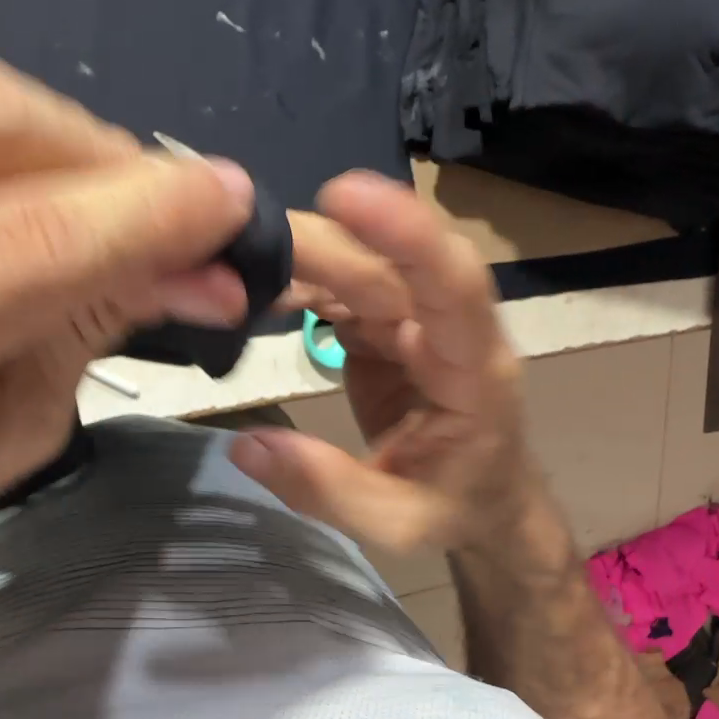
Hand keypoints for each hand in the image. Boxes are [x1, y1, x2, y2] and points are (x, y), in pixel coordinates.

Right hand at [228, 175, 537, 554]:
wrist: (484, 506)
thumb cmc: (457, 510)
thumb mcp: (395, 523)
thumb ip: (325, 488)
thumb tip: (244, 446)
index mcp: (475, 374)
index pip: (453, 288)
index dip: (407, 235)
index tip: (344, 195)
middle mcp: (450, 334)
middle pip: (392, 269)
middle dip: (323, 245)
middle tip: (241, 242)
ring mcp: (417, 327)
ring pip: (364, 272)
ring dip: (304, 260)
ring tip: (234, 266)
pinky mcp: (387, 333)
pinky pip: (344, 296)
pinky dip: (301, 287)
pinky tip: (259, 289)